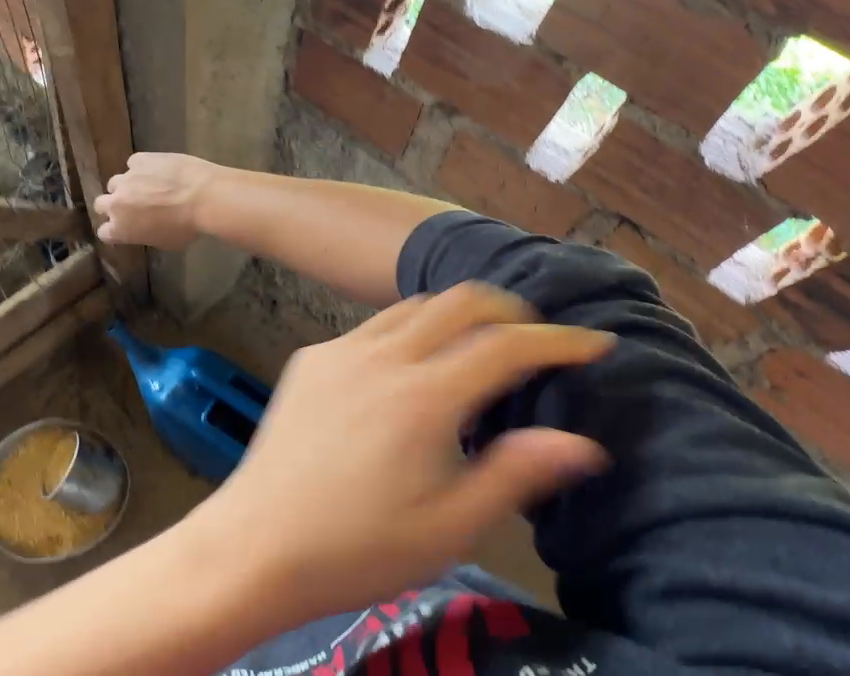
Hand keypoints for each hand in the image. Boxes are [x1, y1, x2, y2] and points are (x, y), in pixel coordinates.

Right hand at [92, 152, 221, 249]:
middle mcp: (116, 203)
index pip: (104, 232)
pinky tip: (157, 170)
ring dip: (127, 186)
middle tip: (132, 206)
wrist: (203, 196)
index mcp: (120, 229)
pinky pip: (134, 164)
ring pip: (115, 182)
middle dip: (113, 206)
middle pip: (100, 204)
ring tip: (146, 186)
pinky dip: (142, 167)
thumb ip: (146, 234)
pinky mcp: (139, 160)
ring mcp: (126, 179)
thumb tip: (147, 228)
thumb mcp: (165, 242)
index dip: (115, 230)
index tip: (126, 227)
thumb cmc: (187, 227)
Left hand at [176, 283, 614, 622]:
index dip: (558, 341)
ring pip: (414, 305)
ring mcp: (342, 350)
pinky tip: (410, 369)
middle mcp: (384, 355)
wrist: (254, 547)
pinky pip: (374, 326)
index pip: (506, 346)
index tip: (595, 344)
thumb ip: (515, 474)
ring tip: (478, 344)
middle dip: (509, 309)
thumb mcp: (448, 528)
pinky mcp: (312, 357)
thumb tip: (584, 443)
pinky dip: (411, 330)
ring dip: (456, 313)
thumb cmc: (358, 549)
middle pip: (460, 300)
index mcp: (424, 396)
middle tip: (536, 339)